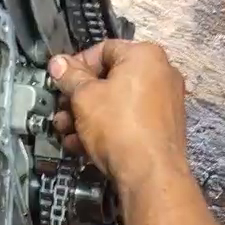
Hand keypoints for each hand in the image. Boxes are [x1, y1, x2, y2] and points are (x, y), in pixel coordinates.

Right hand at [49, 41, 190, 191]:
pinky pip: (130, 122)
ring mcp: (165, 103)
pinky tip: (82, 145)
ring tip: (66, 131)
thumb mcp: (84, 97)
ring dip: (87, 116)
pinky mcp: (163, 129)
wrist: (151, 174)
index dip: (77, 65)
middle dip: (79, 97)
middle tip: (61, 110)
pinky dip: (107, 129)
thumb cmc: (120, 127)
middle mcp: (161, 74)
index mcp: (145, 56)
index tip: (60, 80)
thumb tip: (59, 63)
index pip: (104, 49)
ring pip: (117, 104)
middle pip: (110, 79)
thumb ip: (70, 77)